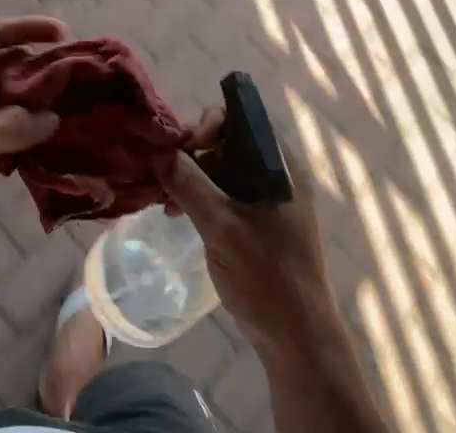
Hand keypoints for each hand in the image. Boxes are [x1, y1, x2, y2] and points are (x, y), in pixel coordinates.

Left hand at [0, 16, 67, 240]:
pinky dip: (34, 136)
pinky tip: (58, 145)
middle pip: (13, 69)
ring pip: (16, 103)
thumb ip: (10, 127)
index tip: (63, 35)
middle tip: (82, 81)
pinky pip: (13, 133)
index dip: (28, 30)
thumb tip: (53, 119)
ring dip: (43, 107)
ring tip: (79, 111)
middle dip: (45, 71)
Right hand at [158, 108, 339, 357]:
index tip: (183, 148)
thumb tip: (158, 151)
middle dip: (192, 153)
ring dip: (190, 177)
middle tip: (165, 176)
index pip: (242, 117)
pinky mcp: (256, 220)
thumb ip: (189, 183)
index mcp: (280, 164)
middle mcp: (276, 172)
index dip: (208, 123)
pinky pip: (222, 192)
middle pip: (227, 141)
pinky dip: (198, 196)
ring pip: (221, 168)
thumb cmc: (266, 275)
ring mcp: (267, 197)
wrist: (297, 338)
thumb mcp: (221, 225)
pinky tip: (174, 214)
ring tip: (164, 202)